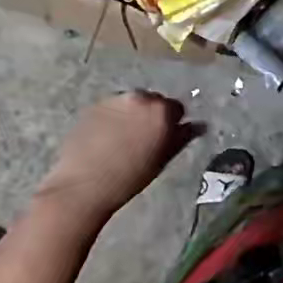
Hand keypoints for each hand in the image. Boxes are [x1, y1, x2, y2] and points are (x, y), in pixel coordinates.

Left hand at [35, 92, 197, 222]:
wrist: (83, 185)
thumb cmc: (129, 179)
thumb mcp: (161, 161)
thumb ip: (180, 139)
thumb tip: (199, 126)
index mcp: (160, 111)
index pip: (176, 108)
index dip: (172, 123)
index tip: (164, 138)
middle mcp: (139, 98)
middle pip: (153, 101)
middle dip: (151, 115)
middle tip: (143, 139)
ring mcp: (114, 99)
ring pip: (131, 102)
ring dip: (132, 114)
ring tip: (122, 139)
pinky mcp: (94, 104)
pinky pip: (112, 107)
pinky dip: (113, 116)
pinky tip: (106, 137)